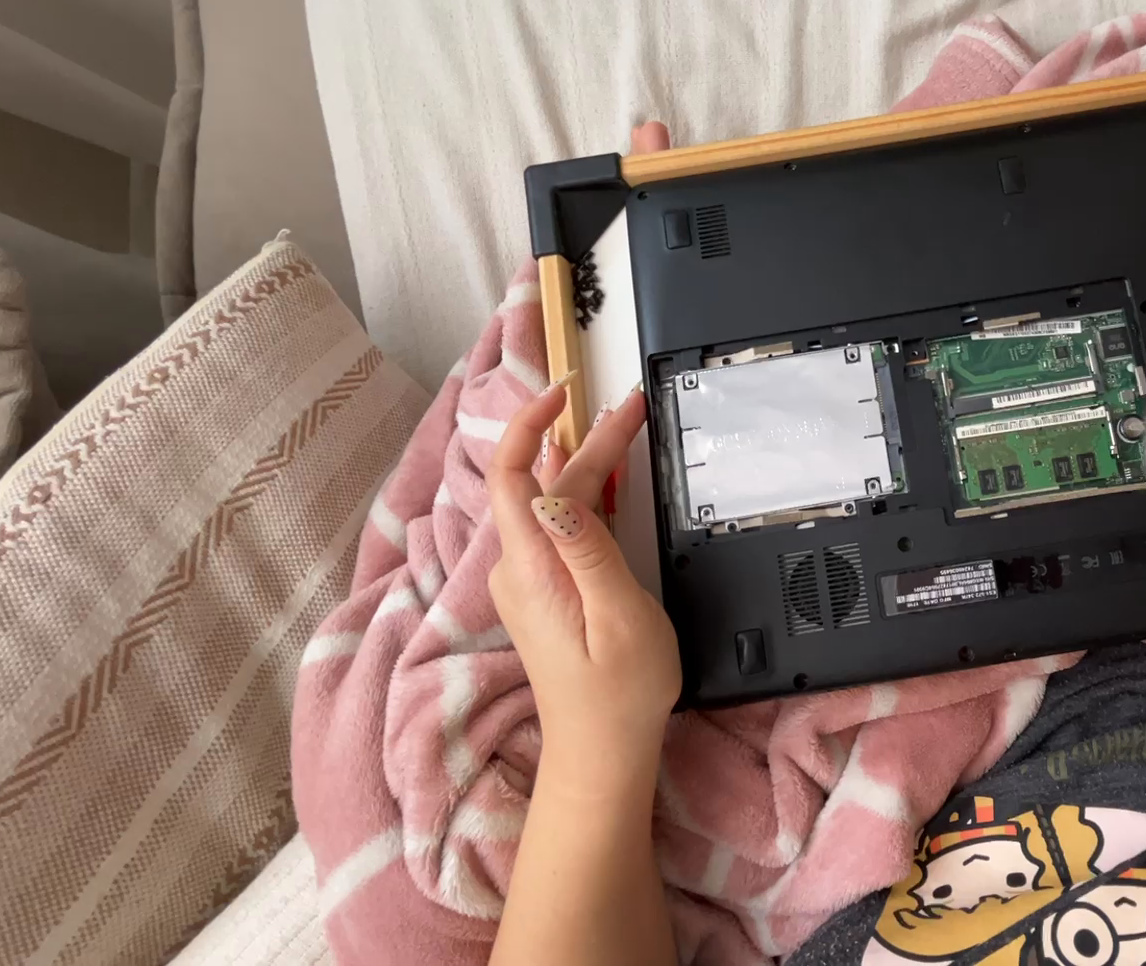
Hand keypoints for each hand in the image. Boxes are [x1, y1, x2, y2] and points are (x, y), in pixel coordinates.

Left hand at [488, 386, 680, 798]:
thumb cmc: (620, 690)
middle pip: (543, 486)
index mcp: (534, 570)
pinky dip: (583, 492)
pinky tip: (600, 477)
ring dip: (585, 463)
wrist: (602, 749)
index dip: (530, 429)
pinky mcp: (547, 590)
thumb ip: (588, 552)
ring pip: (552, 504)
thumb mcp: (617, 616)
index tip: (563, 396)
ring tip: (620, 427)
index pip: (514, 480)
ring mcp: (532, 580)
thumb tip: (556, 493)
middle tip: (631, 410)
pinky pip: (559, 526)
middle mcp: (521, 569)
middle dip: (585, 441)